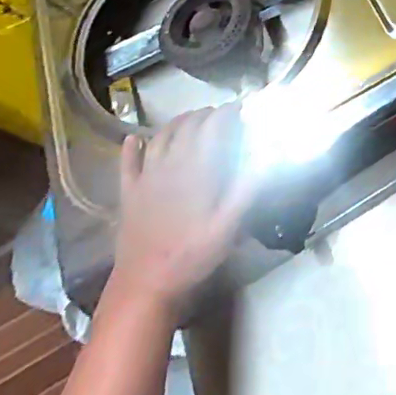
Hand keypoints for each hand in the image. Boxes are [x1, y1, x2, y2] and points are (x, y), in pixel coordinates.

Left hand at [111, 105, 259, 318]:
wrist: (145, 285)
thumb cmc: (193, 255)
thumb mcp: (229, 225)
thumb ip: (248, 188)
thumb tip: (267, 155)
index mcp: (196, 171)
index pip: (212, 128)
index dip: (228, 114)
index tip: (243, 109)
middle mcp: (169, 166)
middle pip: (186, 127)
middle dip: (206, 115)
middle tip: (224, 115)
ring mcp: (145, 179)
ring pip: (159, 138)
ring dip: (177, 123)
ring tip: (192, 119)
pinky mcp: (129, 195)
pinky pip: (127, 164)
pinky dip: (131, 148)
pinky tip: (133, 139)